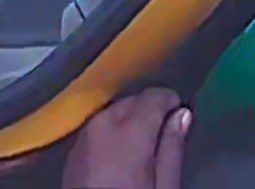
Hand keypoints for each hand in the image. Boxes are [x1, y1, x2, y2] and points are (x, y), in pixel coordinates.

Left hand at [61, 87, 189, 188]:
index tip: (180, 115)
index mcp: (128, 133)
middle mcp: (103, 123)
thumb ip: (171, 150)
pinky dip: (112, 132)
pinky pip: (99, 127)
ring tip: (143, 151)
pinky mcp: (73, 150)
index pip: (153, 96)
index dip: (171, 102)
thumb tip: (182, 114)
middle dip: (150, 113)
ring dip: (130, 121)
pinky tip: (120, 157)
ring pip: (114, 111)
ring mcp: (84, 135)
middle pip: (133, 101)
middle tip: (163, 140)